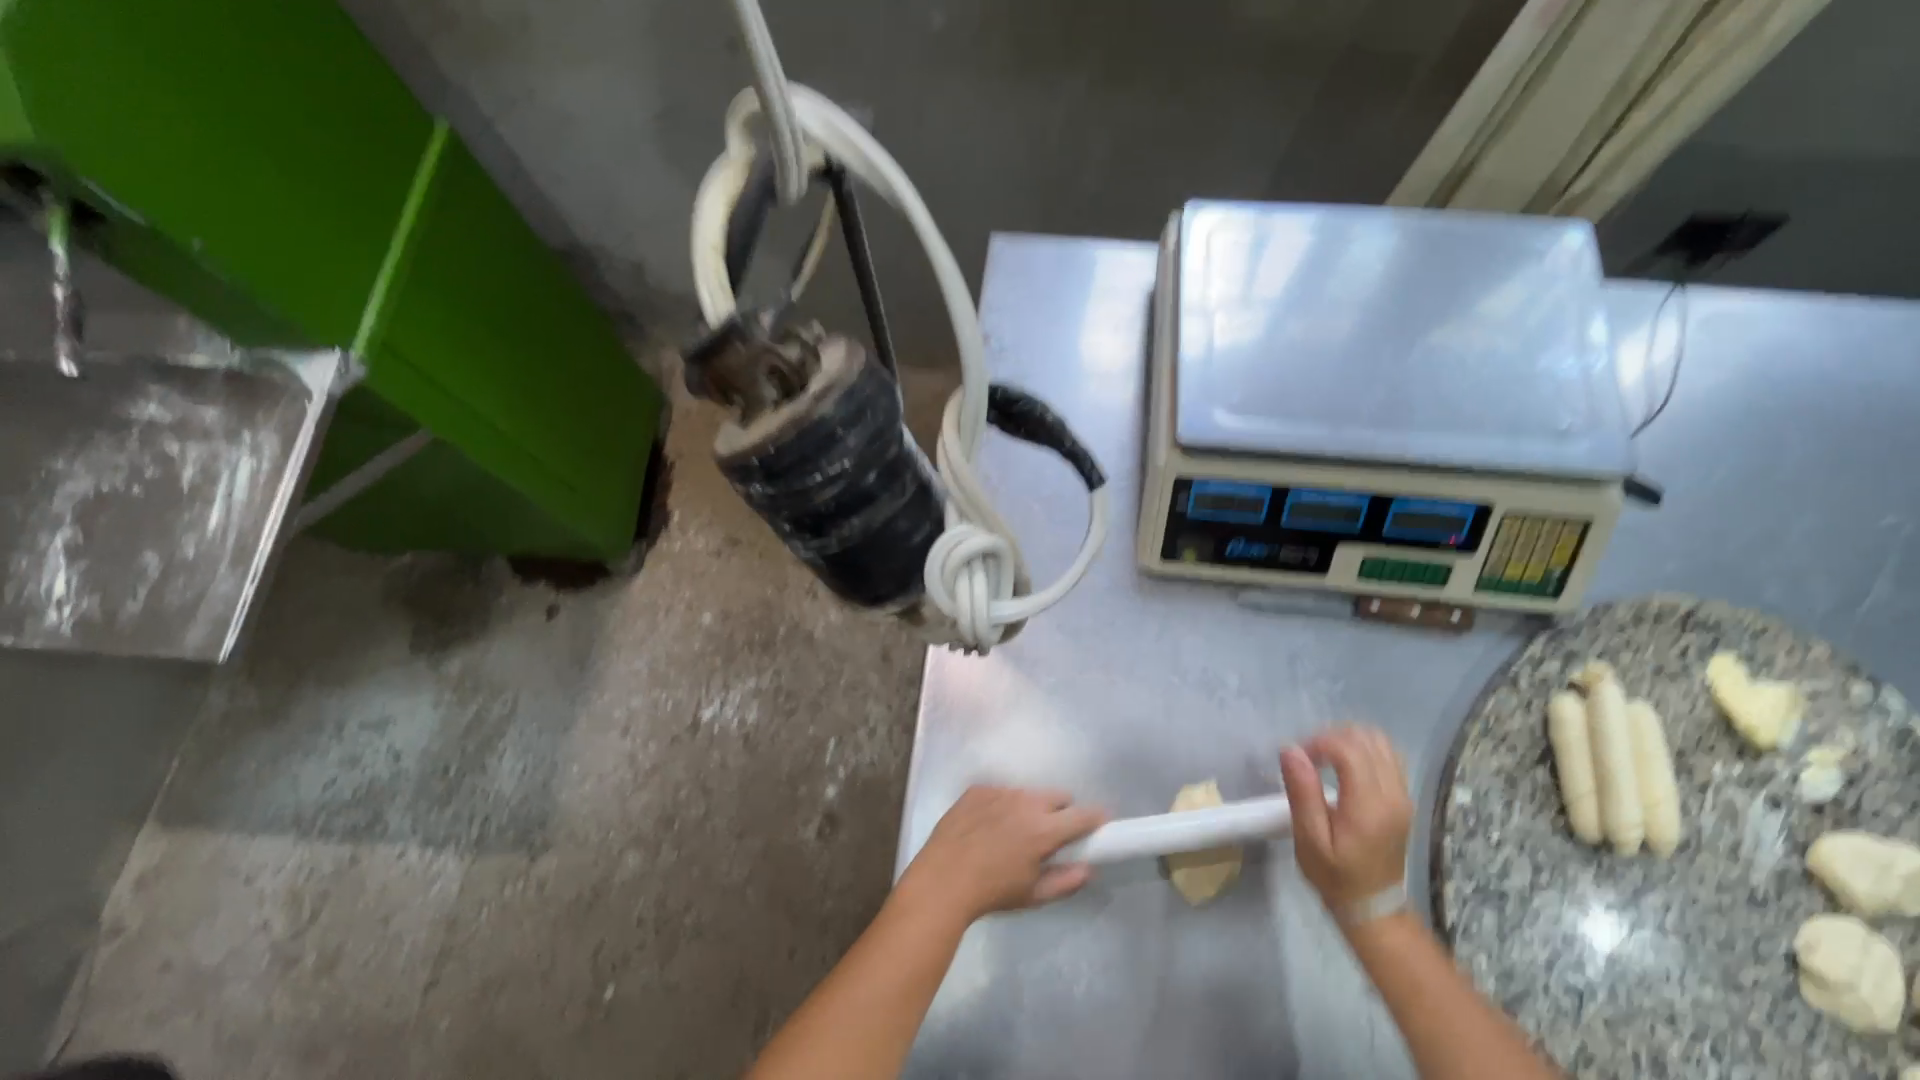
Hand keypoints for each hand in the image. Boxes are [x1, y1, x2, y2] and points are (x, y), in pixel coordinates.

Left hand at [897, 786, 1107, 924]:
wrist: (942, 880)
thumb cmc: (992, 892)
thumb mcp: (1033, 895)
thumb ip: (1067, 881)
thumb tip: (1088, 868)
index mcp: (1044, 829)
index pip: (1083, 815)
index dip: (1096, 819)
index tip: (1099, 825)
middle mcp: (1025, 802)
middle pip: (1058, 796)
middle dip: (1061, 812)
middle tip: (1049, 835)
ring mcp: (999, 792)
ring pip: (1028, 793)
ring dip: (1030, 808)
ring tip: (1012, 833)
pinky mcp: (977, 790)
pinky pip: (1001, 792)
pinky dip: (1002, 806)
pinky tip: (987, 827)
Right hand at [1281, 726, 1412, 921]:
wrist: (1373, 905)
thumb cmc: (1335, 876)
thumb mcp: (1309, 840)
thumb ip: (1302, 793)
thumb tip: (1291, 750)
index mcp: (1370, 805)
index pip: (1348, 750)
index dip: (1318, 743)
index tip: (1298, 758)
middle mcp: (1393, 794)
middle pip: (1367, 739)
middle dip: (1332, 738)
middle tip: (1308, 757)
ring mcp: (1403, 794)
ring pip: (1381, 743)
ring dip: (1349, 741)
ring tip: (1324, 758)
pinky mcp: (1403, 797)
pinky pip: (1387, 756)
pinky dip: (1363, 750)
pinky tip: (1344, 766)